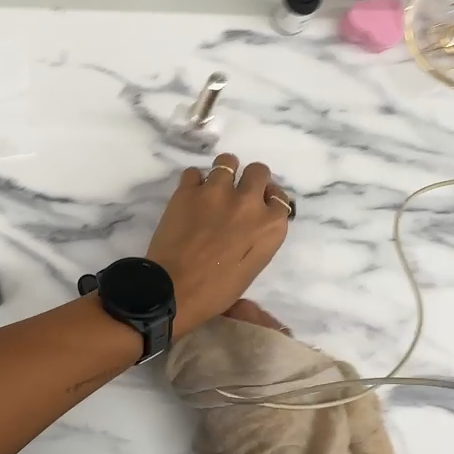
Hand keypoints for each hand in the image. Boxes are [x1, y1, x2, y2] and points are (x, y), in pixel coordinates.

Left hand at [145, 153, 292, 336]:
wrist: (173, 289)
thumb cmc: (215, 291)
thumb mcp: (251, 269)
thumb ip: (260, 241)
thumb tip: (254, 229)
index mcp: (271, 226)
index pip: (279, 198)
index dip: (267, 199)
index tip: (257, 205)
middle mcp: (249, 203)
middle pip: (258, 171)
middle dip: (249, 179)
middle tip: (237, 193)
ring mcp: (217, 192)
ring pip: (227, 162)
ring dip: (223, 172)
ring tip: (213, 187)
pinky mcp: (187, 191)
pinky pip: (193, 172)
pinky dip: (193, 182)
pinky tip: (189, 195)